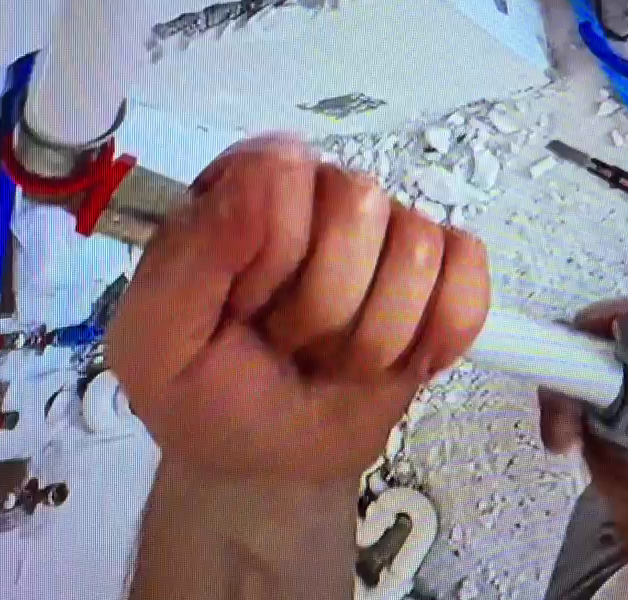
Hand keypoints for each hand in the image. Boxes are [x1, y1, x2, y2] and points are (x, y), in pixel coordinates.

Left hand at [108, 135, 489, 485]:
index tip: (245, 304)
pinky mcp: (444, 269)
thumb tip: (270, 174)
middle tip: (288, 340)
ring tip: (331, 354)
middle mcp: (324, 188)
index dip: (270, 256)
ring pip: (418, 250)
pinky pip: (470, 280)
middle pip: (361, 206)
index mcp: (249, 181)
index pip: (286, 172)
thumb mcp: (157, 337)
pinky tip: (395, 360)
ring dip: (372, 337)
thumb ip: (192, 251)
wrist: (269, 455)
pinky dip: (436, 337)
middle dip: (322, 308)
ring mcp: (390, 226)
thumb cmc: (207, 390)